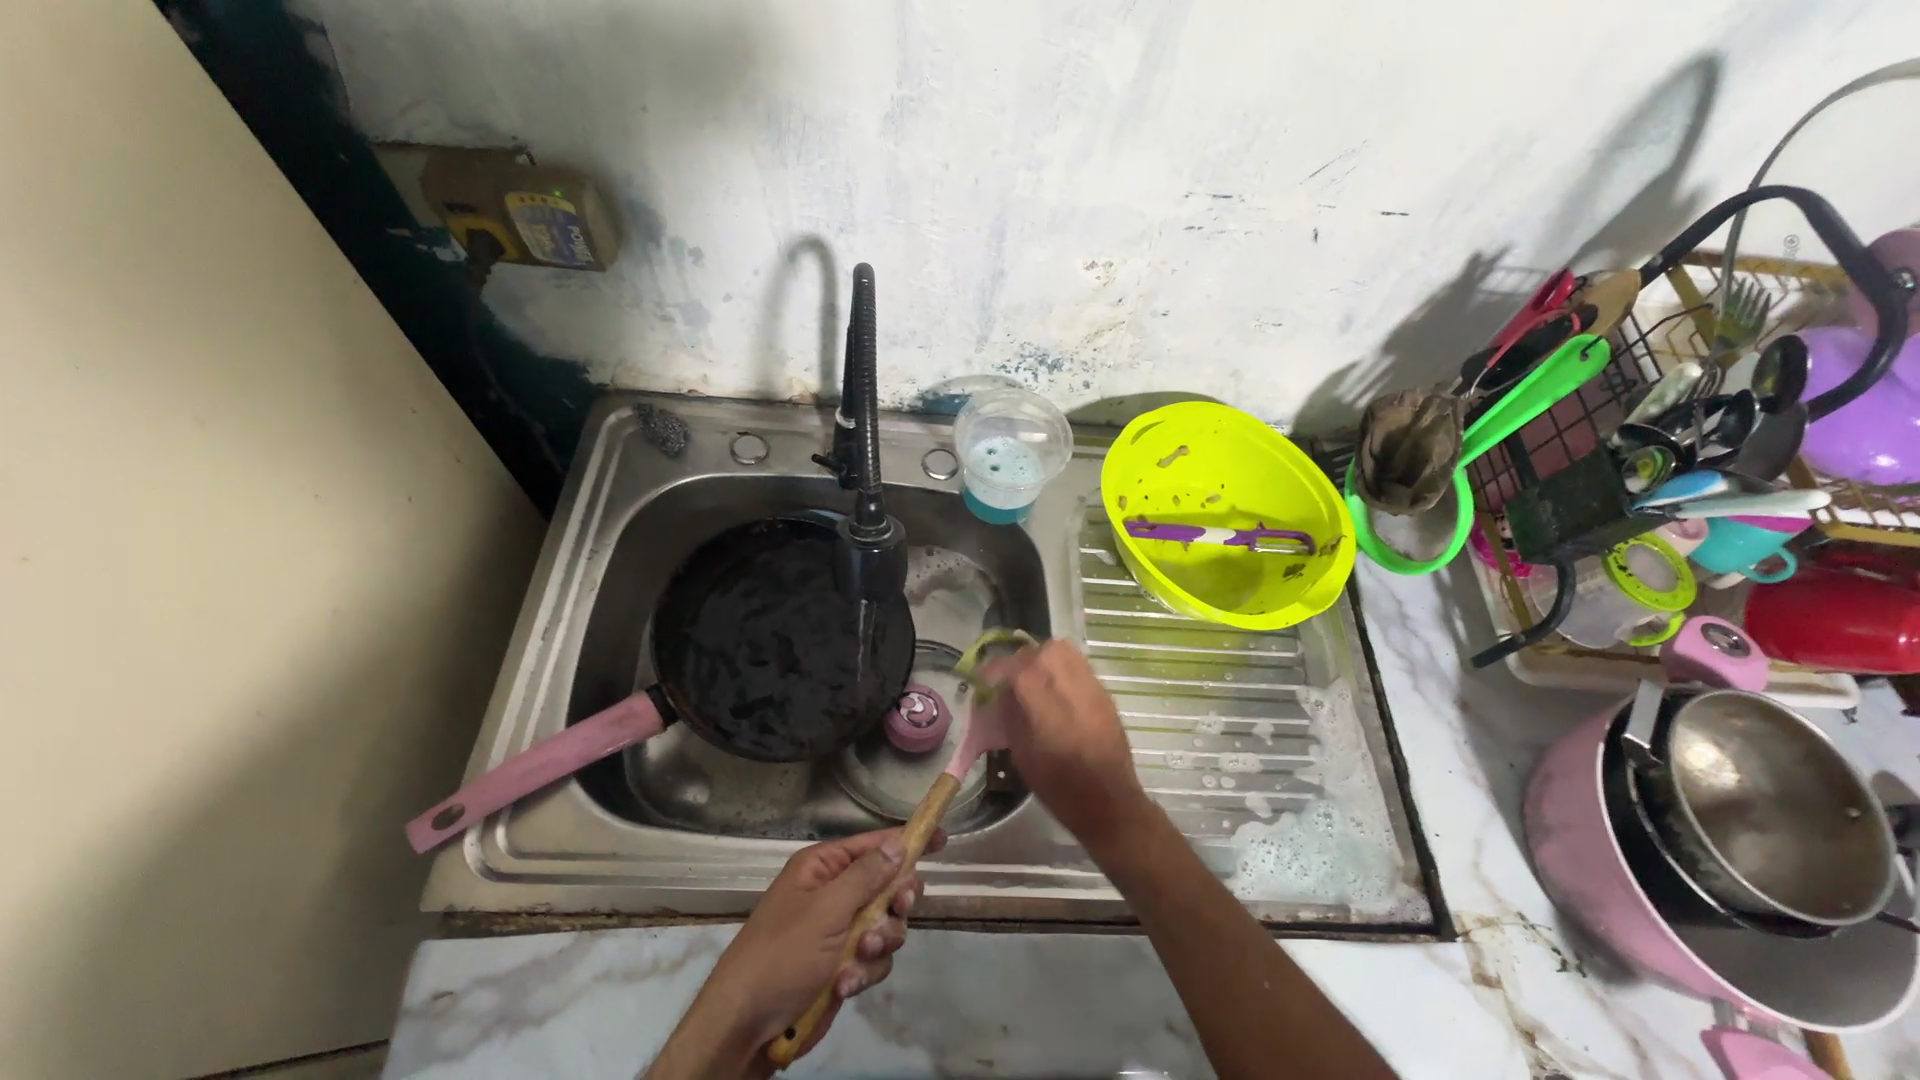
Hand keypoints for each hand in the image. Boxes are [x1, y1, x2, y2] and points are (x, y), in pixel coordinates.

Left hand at [645, 827, 943, 1078]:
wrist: (748, 1022)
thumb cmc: (782, 955)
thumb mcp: (826, 910)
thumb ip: (866, 876)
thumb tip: (899, 843)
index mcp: (822, 868)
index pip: (874, 844)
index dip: (908, 841)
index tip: (943, 839)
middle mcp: (832, 893)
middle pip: (888, 886)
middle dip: (894, 905)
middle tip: (897, 911)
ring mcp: (838, 931)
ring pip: (886, 926)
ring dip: (877, 945)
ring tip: (855, 960)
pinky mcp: (842, 965)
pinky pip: (873, 960)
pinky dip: (864, 973)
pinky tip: (844, 985)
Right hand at [987, 639, 1148, 850]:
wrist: (1111, 805)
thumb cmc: (1061, 791)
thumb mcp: (1024, 758)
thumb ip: (1012, 718)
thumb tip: (1000, 692)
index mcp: (1054, 718)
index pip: (1024, 672)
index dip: (1000, 669)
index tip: (985, 678)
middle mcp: (1078, 697)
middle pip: (1047, 651)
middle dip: (1022, 658)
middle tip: (1010, 676)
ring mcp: (1096, 692)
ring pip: (1067, 651)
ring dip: (1042, 657)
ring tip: (1031, 677)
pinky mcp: (1107, 695)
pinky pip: (1079, 665)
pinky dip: (1060, 667)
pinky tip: (1052, 687)